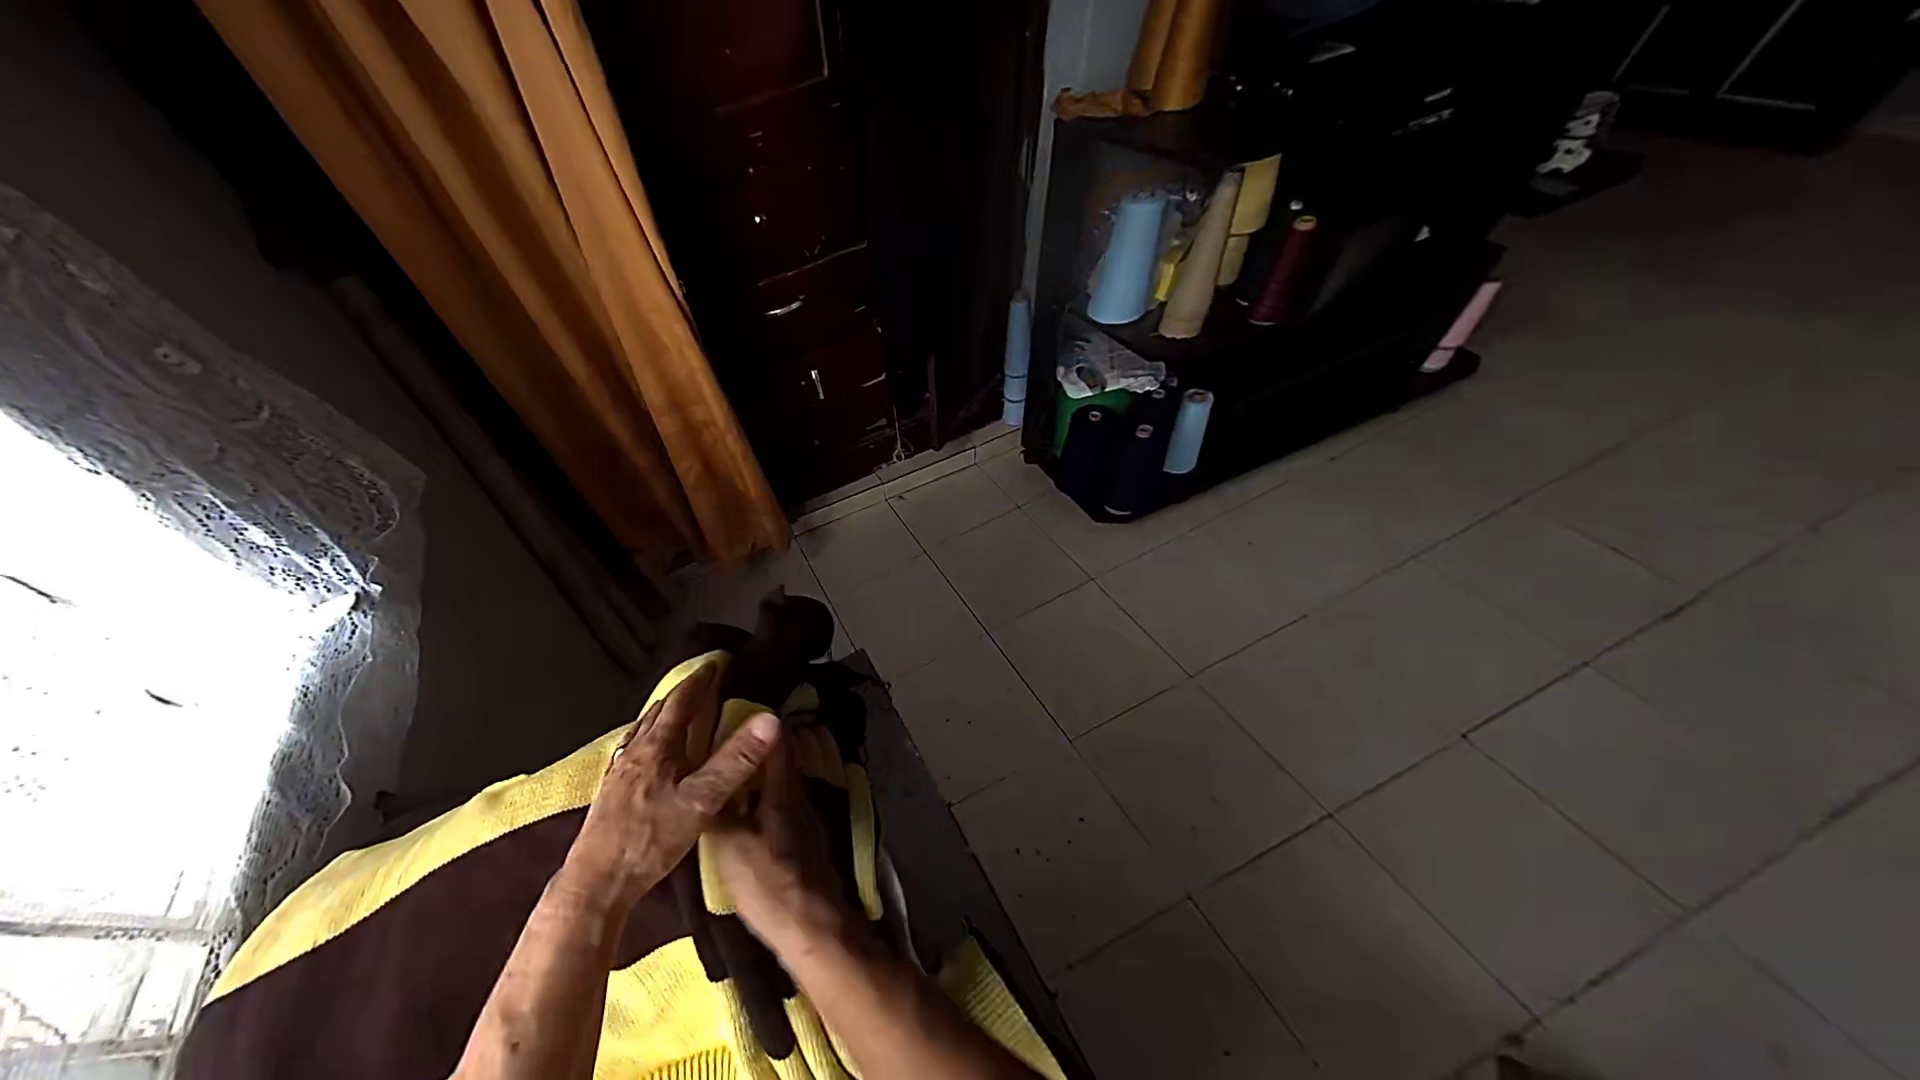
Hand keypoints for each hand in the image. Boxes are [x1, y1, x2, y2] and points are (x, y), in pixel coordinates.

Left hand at [559, 664, 779, 911]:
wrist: (595, 885)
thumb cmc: (648, 840)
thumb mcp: (702, 799)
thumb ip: (736, 759)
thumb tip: (769, 719)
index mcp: (656, 748)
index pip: (680, 703)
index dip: (699, 681)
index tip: (715, 664)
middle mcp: (634, 754)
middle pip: (658, 713)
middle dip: (681, 694)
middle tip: (701, 682)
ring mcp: (619, 775)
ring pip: (643, 732)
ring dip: (662, 716)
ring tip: (676, 711)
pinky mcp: (612, 796)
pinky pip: (634, 753)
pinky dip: (649, 741)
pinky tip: (650, 756)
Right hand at [707, 736, 856, 951]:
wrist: (813, 927)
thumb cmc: (770, 884)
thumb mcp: (731, 848)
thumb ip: (719, 812)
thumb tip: (705, 783)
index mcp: (783, 792)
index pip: (777, 744)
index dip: (761, 725)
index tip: (740, 711)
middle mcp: (800, 797)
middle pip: (782, 762)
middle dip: (759, 749)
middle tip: (730, 740)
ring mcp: (808, 819)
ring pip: (784, 784)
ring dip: (763, 774)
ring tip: (734, 773)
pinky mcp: (807, 841)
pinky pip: (786, 805)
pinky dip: (769, 799)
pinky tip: (752, 811)